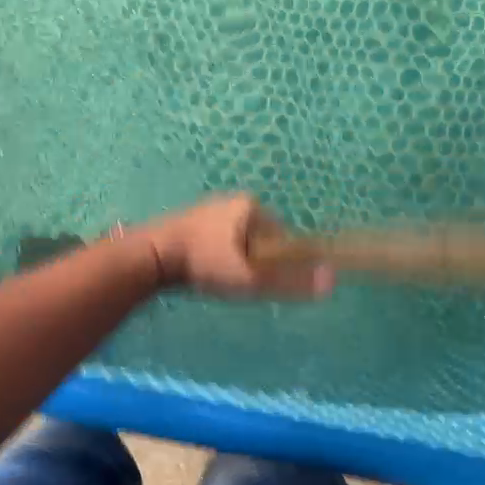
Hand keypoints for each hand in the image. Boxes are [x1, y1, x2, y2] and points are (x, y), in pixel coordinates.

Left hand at [128, 194, 333, 299]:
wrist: (152, 256)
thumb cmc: (205, 262)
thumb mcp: (251, 277)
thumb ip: (291, 281)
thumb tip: (332, 281)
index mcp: (251, 205)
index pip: (284, 237)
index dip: (279, 264)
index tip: (262, 281)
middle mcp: (232, 201)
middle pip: (261, 240)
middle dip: (255, 262)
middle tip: (239, 283)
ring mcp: (210, 210)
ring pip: (238, 243)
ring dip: (234, 262)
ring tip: (220, 280)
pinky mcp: (191, 223)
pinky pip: (218, 243)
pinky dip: (217, 258)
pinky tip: (205, 273)